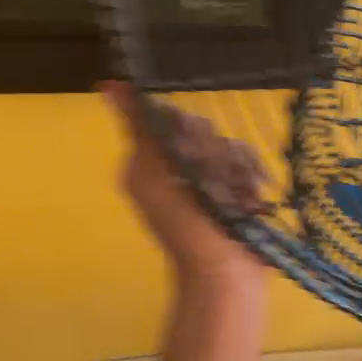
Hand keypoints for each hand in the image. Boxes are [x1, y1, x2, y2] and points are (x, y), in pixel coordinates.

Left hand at [101, 81, 265, 290]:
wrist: (225, 275)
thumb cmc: (185, 227)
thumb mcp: (153, 175)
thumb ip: (139, 131)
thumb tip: (108, 85)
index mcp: (152, 162)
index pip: (171, 117)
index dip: (186, 127)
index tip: (196, 149)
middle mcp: (179, 166)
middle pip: (204, 131)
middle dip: (215, 152)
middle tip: (214, 179)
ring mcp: (211, 178)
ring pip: (231, 146)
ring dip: (237, 170)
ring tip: (237, 197)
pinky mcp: (238, 189)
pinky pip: (249, 164)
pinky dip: (253, 181)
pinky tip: (252, 200)